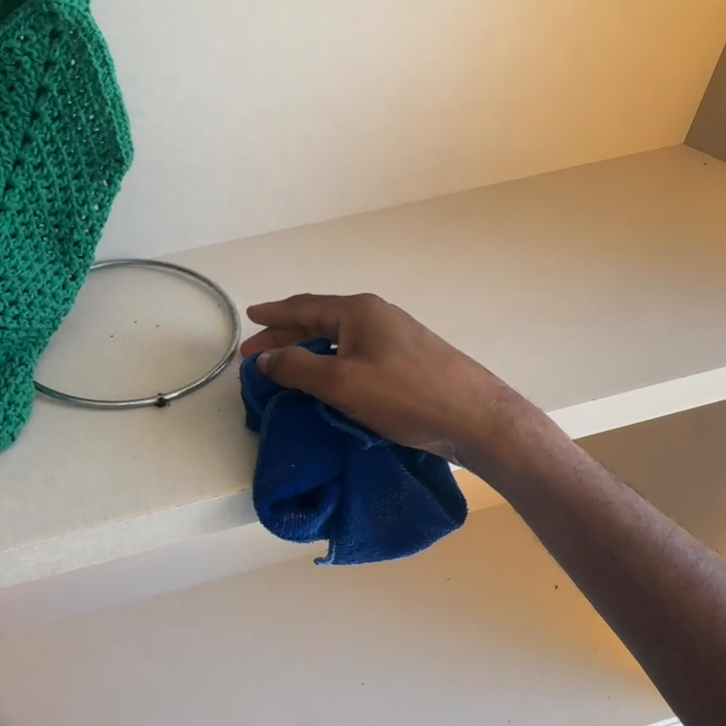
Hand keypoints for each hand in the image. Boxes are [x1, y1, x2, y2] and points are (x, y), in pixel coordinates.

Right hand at [240, 293, 535, 468]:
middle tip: (254, 354)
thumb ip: (296, 368)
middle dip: (283, 336)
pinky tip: (323, 379)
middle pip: (318, 321)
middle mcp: (375, 316)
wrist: (477, 419)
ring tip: (282, 367)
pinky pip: (353, 354)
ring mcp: (393, 337)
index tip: (248, 318)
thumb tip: (266, 359)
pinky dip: (328, 362)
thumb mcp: (341, 383)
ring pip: (336, 339)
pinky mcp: (406, 361)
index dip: (272, 315)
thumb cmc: (405, 395)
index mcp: (357, 311)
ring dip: (305, 351)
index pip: (303, 307)